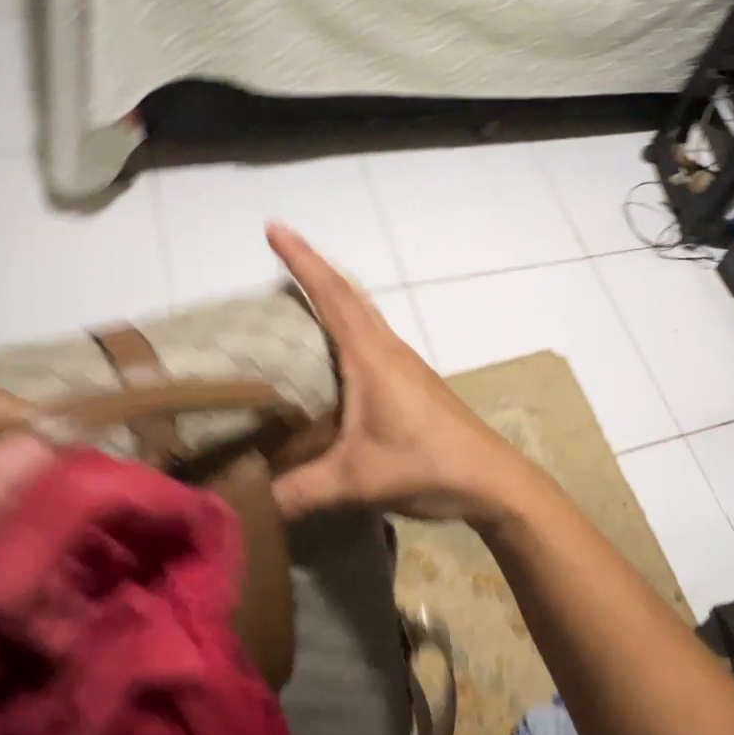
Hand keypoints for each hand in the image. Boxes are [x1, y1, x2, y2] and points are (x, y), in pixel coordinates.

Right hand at [266, 223, 538, 522]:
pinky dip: (346, 323)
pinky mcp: (411, 381)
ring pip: (363, 313)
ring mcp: (403, 363)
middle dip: (314, 267)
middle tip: (279, 249)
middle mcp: (388, 349)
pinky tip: (333, 349)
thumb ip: (298, 492)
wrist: (491, 479)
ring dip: (332, 293)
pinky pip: (371, 335)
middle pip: (349, 294)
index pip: (332, 296)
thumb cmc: (426, 466)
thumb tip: (242, 506)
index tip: (274, 228)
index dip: (302, 260)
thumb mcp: (355, 481)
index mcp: (372, 358)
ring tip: (296, 292)